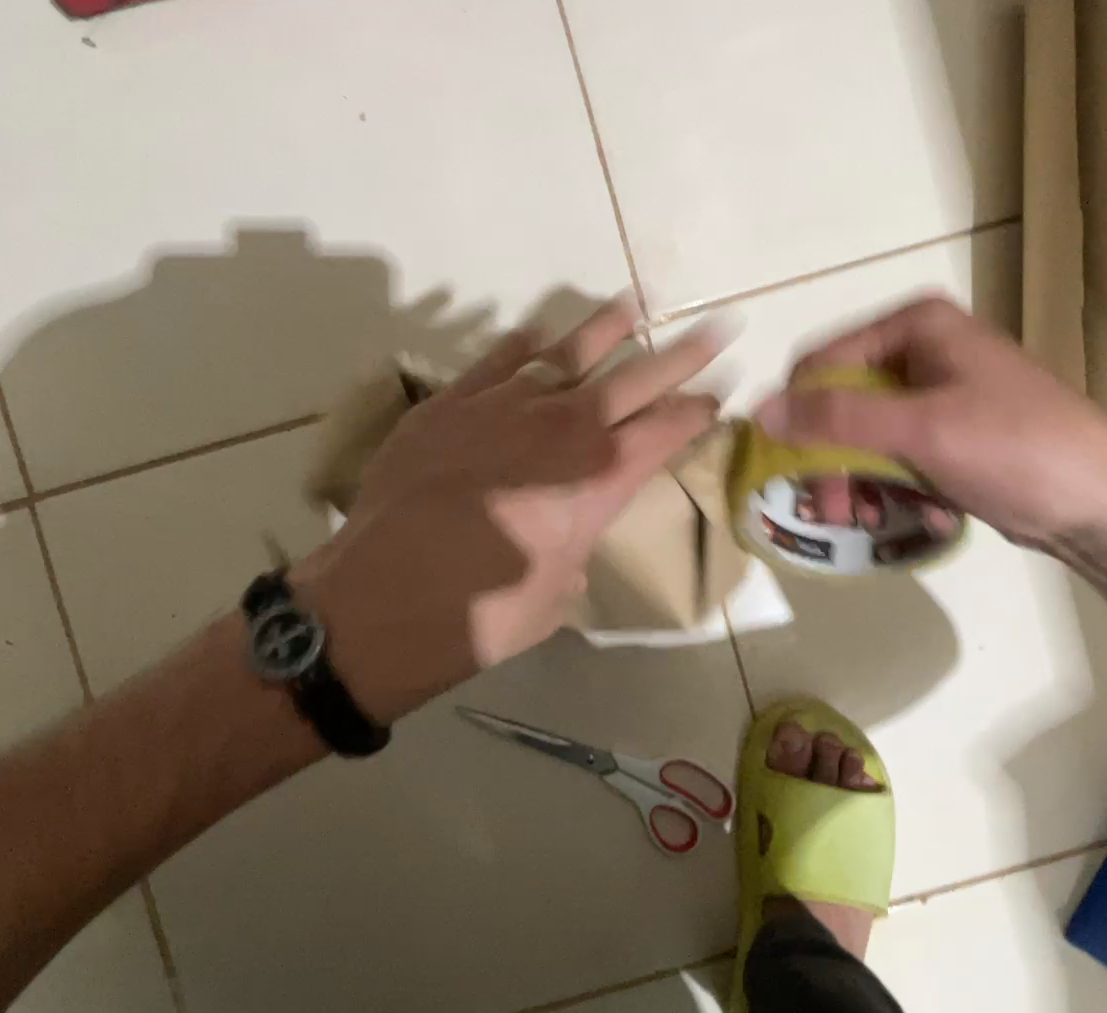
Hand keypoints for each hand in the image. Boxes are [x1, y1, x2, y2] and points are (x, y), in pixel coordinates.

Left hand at [293, 300, 726, 720]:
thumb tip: (565, 550)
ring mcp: (502, 409)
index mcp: (597, 481)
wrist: (387, 595)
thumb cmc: (484, 614)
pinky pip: (496, 361)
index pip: (664, 433)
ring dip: (606, 329)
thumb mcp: (554, 594)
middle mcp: (560, 431)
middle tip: (717, 328)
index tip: (719, 396)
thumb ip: (570, 557)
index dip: (697, 413)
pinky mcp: (450, 404)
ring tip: (636, 304)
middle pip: (633, 381)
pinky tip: (539, 334)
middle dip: (680, 356)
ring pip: (567, 355)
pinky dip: (522, 345)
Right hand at [753, 297, 1106, 549]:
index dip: (800, 418)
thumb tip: (759, 410)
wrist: (1101, 504)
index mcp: (914, 327)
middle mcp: (918, 351)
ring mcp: (933, 394)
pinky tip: (926, 515)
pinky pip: (892, 458)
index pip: (820, 365)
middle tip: (839, 511)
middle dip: (835, 463)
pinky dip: (897, 491)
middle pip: (838, 406)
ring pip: (860, 439)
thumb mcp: (920, 429)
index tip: (799, 473)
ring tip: (879, 520)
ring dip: (864, 485)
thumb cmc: (1016, 449)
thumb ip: (836, 418)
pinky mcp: (945, 434)